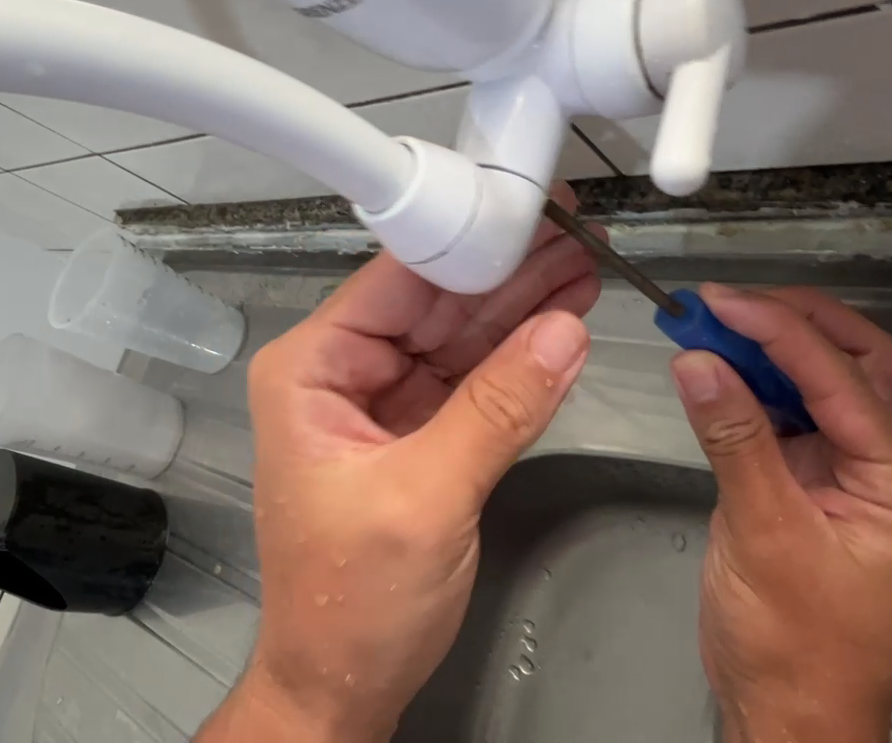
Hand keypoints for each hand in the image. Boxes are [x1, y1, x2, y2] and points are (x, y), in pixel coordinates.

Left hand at [196, 189, 602, 742]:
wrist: (342, 681)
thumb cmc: (349, 602)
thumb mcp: (425, 499)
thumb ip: (498, 410)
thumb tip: (562, 335)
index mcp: (311, 369)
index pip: (394, 280)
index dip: (466, 242)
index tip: (525, 211)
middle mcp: (341, 371)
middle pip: (434, 301)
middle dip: (506, 270)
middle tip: (571, 233)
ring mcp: (382, 397)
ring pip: (459, 335)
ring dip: (521, 306)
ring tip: (581, 264)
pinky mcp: (418, 426)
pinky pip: (472, 376)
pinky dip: (517, 354)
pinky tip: (559, 321)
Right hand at [671, 284, 891, 742]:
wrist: (790, 710)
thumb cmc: (792, 640)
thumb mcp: (762, 533)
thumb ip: (733, 438)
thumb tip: (696, 359)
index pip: (842, 379)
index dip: (778, 330)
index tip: (719, 301)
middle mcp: (888, 467)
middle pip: (856, 363)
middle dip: (792, 321)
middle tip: (724, 302)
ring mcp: (850, 472)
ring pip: (823, 381)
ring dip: (769, 346)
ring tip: (710, 323)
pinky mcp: (811, 480)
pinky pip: (789, 411)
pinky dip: (753, 382)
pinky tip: (717, 368)